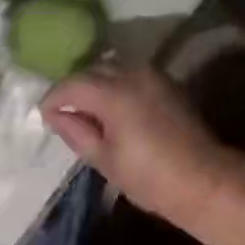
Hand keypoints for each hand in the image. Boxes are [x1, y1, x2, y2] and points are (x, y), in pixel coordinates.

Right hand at [40, 66, 243, 221]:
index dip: (55, 96)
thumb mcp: (105, 159)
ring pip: (115, 67)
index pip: (74, 83)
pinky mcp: (167, 80)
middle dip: (76, 86)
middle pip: (95, 68)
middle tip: (64, 112)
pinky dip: (118, 84)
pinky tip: (114, 108)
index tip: (43, 113)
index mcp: (115, 92)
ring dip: (98, 83)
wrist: (201, 175)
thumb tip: (54, 114)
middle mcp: (134, 72)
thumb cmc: (148, 176)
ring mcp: (154, 73)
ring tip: (88, 111)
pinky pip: (133, 73)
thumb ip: (77, 131)